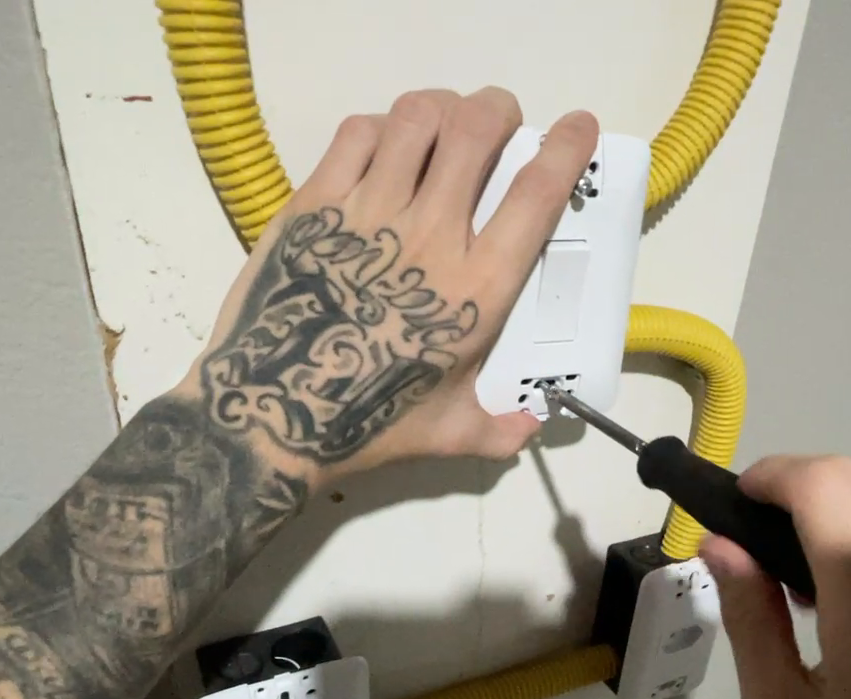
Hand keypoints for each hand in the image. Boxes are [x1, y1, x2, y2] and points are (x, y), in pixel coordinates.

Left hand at [186, 89, 598, 478]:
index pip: (535, 197)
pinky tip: (389, 146)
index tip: (577, 127)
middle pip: (476, 132)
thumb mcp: (452, 435)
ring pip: (418, 118)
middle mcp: (431, 236)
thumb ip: (502, 431)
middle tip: (500, 123)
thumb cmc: (370, 424)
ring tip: (447, 126)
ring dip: (444, 109)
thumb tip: (534, 425)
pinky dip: (385, 125)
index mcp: (477, 289)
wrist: (273, 411)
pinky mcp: (315, 202)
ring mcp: (369, 212)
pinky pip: (359, 132)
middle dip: (499, 111)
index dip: (565, 149)